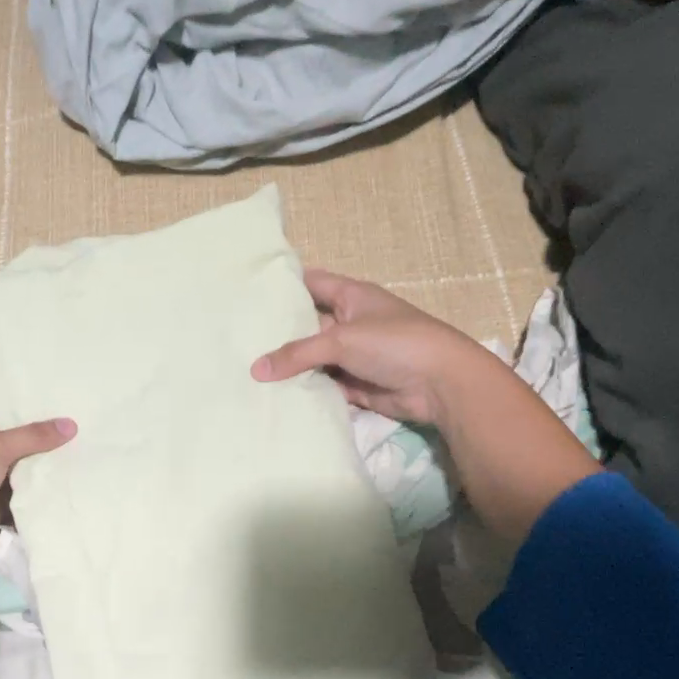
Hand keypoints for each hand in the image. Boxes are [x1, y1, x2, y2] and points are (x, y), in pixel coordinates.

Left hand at [0, 388, 75, 580]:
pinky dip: (42, 475)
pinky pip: (25, 478)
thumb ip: (33, 435)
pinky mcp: (0, 492)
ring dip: (45, 450)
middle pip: (12, 424)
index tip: (53, 384)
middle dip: (40, 421)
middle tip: (76, 408)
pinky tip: (71, 464)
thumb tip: (71, 425)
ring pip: (22, 453)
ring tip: (81, 433)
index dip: (19, 389)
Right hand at [249, 268, 494, 425]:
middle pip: (306, 324)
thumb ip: (298, 354)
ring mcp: (351, 355)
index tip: (251, 290)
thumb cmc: (395, 343)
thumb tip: (256, 369)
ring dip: (288, 366)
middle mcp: (349, 323)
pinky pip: (321, 386)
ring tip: (246, 370)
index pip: (312, 283)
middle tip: (238, 337)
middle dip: (277, 332)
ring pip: (311, 359)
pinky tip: (272, 395)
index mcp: (351, 297)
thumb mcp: (342, 340)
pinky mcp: (353, 384)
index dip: (285, 284)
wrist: (440, 384)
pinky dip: (302, 390)